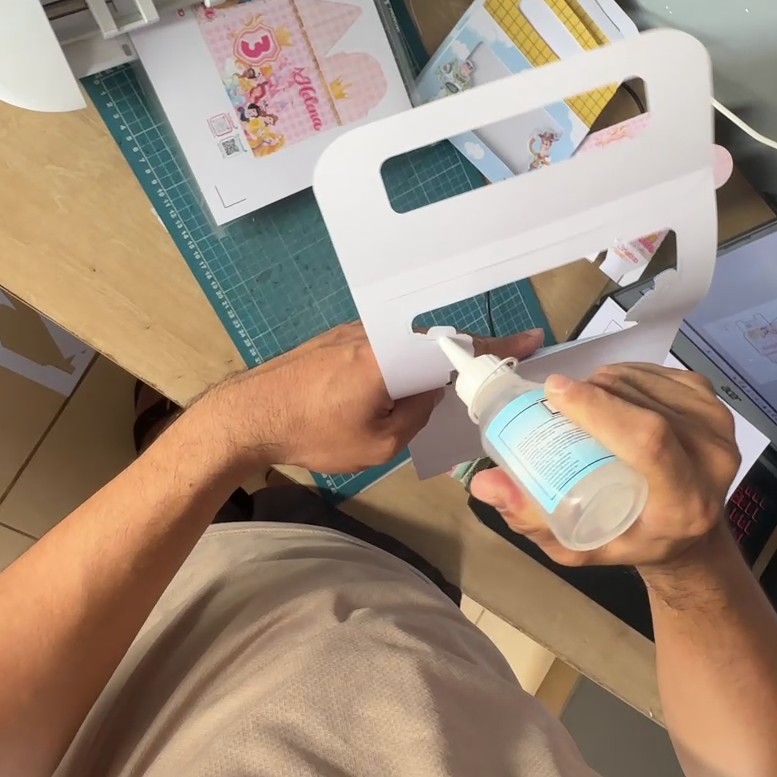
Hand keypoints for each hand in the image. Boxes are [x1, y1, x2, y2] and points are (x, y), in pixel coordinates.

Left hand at [197, 321, 544, 473]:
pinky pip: (385, 345)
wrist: (245, 416)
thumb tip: (430, 392)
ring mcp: (354, 331)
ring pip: (408, 344)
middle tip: (491, 375)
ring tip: (444, 388)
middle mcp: (377, 333)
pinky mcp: (336, 338)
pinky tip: (401, 385)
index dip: (497, 348)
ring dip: (429, 363)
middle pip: (435, 341)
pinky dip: (402, 362)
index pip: (457, 349)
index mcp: (391, 356)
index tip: (532, 340)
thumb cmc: (311, 434)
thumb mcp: (377, 444)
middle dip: (464, 357)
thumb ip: (415, 416)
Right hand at [469, 363, 739, 568]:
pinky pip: (656, 372)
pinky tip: (612, 396)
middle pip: (642, 406)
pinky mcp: (713, 403)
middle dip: (592, 392)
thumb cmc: (630, 540)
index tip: (555, 392)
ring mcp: (718, 427)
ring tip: (584, 403)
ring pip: (645, 383)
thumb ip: (532, 519)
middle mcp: (712, 460)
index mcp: (683, 503)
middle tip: (557, 397)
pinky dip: (624, 376)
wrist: (691, 534)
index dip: (598, 409)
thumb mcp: (577, 545)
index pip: (648, 440)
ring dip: (605, 383)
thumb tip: (486, 482)